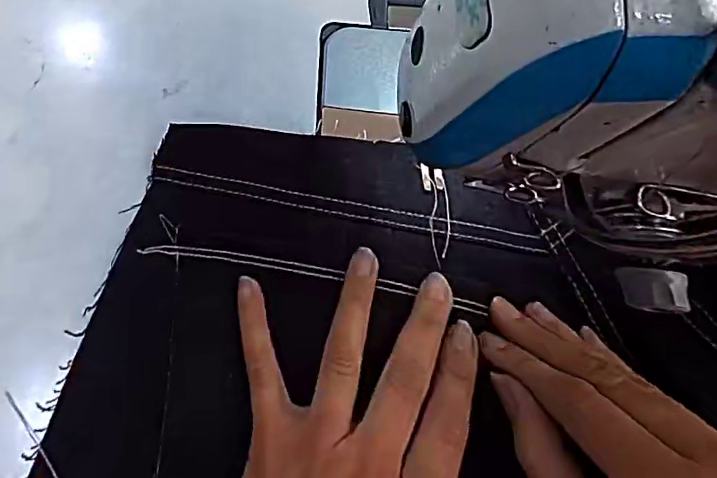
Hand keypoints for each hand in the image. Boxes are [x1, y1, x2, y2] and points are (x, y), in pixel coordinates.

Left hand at [238, 247, 479, 476]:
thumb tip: (453, 437)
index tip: (468, 334)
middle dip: (424, 329)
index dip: (460, 377)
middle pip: (403, 383)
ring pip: (342, 359)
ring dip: (355, 303)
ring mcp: (312, 445)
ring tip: (365, 259)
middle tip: (436, 284)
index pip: (444, 427)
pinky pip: (262, 375)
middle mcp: (361, 463)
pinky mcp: (268, 440)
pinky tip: (249, 288)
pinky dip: (253, 329)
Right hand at [481, 297, 716, 477]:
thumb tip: (513, 393)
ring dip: (577, 344)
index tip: (492, 341)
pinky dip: (617, 366)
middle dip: (546, 341)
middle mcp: (705, 456)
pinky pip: (660, 396)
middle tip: (504, 309)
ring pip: (634, 379)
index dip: (529, 366)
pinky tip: (593, 342)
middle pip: (607, 379)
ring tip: (537, 315)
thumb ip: (552, 466)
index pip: (582, 402)